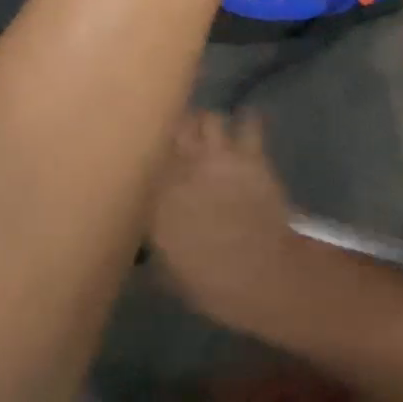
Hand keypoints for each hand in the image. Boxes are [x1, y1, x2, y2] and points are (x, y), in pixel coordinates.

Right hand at [147, 112, 306, 326]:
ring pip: (206, 118)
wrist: (260, 274)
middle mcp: (180, 167)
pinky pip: (249, 121)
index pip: (142, 162)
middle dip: (174, 131)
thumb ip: (152, 256)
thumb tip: (143, 255)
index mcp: (155, 198)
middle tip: (178, 139)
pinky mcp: (249, 153)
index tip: (149, 162)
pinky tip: (247, 123)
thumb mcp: (168, 276)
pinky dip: (248, 120)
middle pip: (170, 129)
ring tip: (210, 131)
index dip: (147, 158)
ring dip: (207, 124)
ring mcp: (216, 155)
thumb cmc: (211, 283)